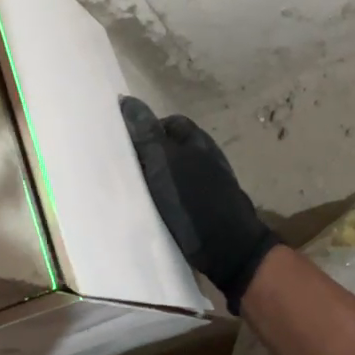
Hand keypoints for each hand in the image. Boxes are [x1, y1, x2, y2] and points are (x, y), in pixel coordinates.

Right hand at [121, 95, 279, 311]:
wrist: (232, 253)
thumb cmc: (196, 202)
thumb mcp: (165, 164)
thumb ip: (147, 134)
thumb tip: (127, 102)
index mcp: (196, 140)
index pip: (166, 123)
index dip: (144, 129)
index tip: (122, 144)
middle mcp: (205, 157)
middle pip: (169, 147)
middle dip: (148, 155)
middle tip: (124, 170)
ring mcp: (210, 185)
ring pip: (174, 172)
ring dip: (156, 179)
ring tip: (135, 192)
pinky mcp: (208, 211)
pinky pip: (180, 196)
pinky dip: (166, 199)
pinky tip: (154, 212)